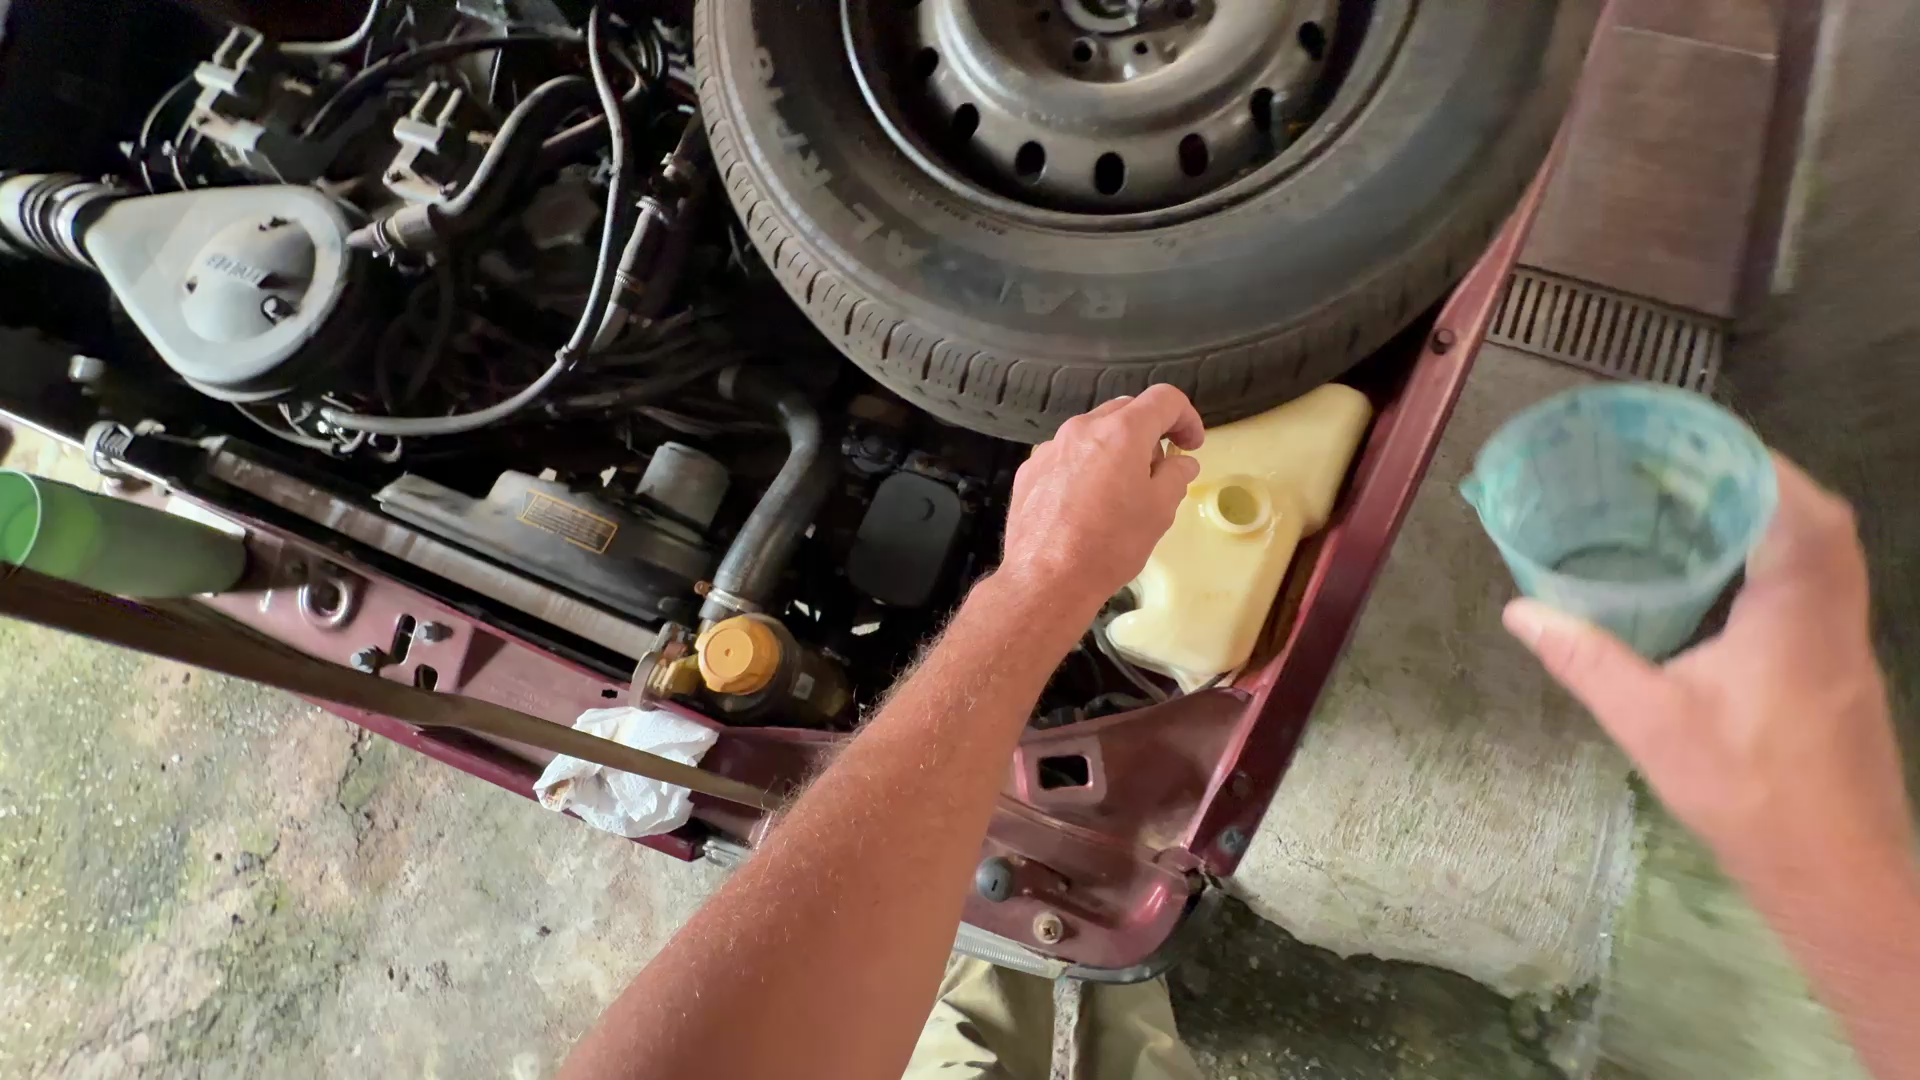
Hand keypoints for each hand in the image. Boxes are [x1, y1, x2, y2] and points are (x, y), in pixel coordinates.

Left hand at [997, 385, 1204, 612]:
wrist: (1046, 579)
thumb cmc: (1110, 545)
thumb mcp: (1159, 511)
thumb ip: (1176, 475)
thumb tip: (1180, 462)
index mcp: (1121, 432)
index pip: (1164, 398)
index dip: (1186, 416)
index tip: (1191, 444)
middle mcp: (1082, 429)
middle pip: (1125, 410)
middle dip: (1149, 431)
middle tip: (1158, 469)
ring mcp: (1050, 448)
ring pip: (1092, 432)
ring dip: (1114, 448)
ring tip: (1120, 490)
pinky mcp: (1029, 471)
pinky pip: (1066, 455)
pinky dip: (1084, 466)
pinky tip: (1085, 503)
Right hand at [1503, 454, 1914, 890]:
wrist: (1835, 868)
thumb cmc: (1745, 789)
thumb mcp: (1647, 721)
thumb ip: (1584, 658)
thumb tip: (1520, 609)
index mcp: (1797, 625)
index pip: (1804, 523)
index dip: (1763, 472)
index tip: (1706, 443)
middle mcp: (1833, 624)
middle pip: (1821, 529)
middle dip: (1760, 483)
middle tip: (1686, 463)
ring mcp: (1838, 648)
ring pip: (1821, 558)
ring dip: (1767, 518)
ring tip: (1690, 502)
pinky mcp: (1829, 669)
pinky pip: (1807, 588)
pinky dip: (1765, 558)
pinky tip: (1709, 572)